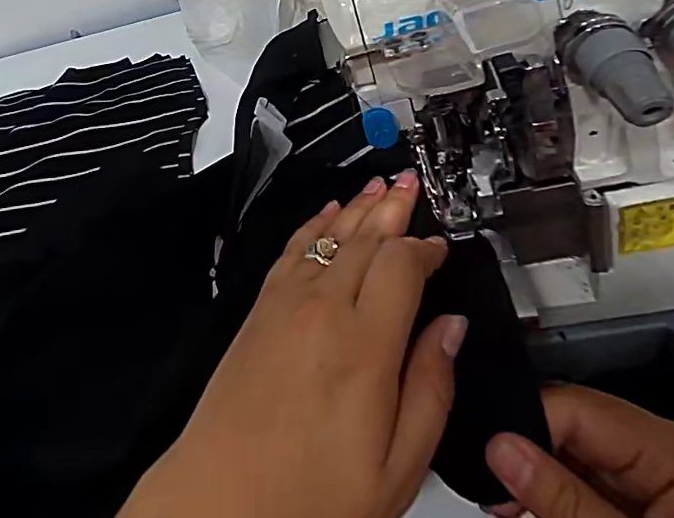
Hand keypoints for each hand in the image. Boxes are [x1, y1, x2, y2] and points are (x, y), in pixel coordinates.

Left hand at [117, 171, 465, 517]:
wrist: (222, 501)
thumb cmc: (307, 496)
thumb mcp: (397, 465)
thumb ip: (431, 387)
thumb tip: (451, 331)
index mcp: (364, 345)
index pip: (402, 264)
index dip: (425, 248)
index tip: (439, 246)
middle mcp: (323, 311)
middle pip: (366, 237)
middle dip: (394, 209)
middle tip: (409, 185)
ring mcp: (286, 304)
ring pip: (330, 235)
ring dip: (357, 207)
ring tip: (378, 186)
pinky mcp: (260, 308)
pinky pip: (293, 249)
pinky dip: (313, 225)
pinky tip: (326, 214)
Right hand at [483, 386, 673, 517]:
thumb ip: (564, 499)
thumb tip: (502, 446)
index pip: (578, 406)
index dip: (526, 423)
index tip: (488, 455)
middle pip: (579, 430)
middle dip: (532, 457)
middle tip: (496, 493)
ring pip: (584, 460)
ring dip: (546, 484)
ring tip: (511, 507)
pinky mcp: (666, 511)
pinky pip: (602, 488)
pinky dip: (570, 502)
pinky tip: (541, 514)